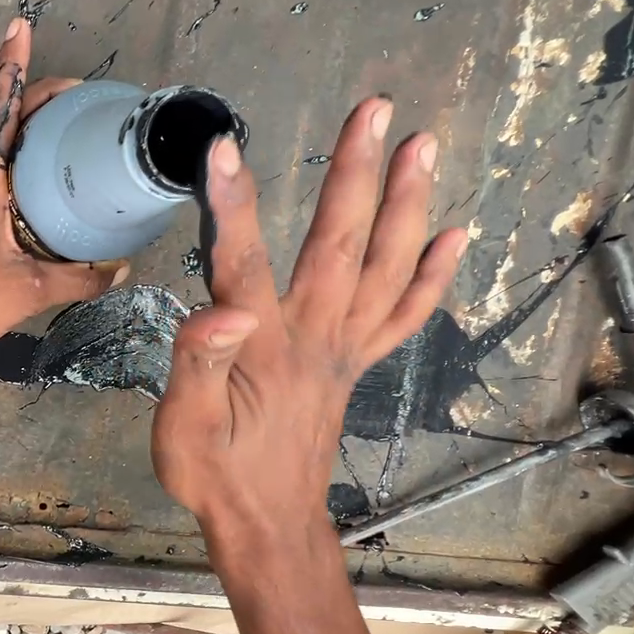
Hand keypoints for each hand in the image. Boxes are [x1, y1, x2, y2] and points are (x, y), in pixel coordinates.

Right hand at [151, 97, 466, 570]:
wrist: (266, 522)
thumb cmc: (213, 473)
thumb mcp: (184, 425)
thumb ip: (198, 364)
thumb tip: (219, 310)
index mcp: (262, 347)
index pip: (244, 261)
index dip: (233, 202)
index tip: (223, 148)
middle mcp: (314, 338)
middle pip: (340, 245)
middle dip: (355, 173)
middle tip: (376, 111)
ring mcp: (343, 351)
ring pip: (386, 268)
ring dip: (407, 204)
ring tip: (424, 145)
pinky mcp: (353, 368)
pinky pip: (403, 316)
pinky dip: (431, 273)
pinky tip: (450, 235)